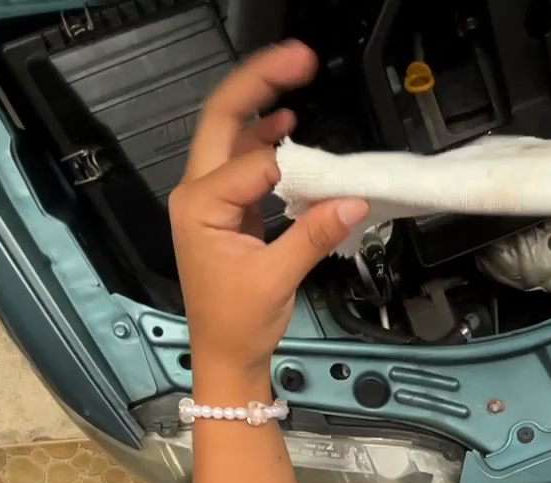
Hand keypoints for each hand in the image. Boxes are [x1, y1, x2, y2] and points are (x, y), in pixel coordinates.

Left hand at [169, 42, 367, 375]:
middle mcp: (198, 194)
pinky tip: (286, 130)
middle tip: (297, 59)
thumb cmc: (238, 324)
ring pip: (232, 139)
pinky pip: (245, 167)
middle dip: (259, 85)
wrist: (225, 356)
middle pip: (223, 121)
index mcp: (200, 205)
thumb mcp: (277, 280)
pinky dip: (267, 146)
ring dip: (262, 109)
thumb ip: (314, 235)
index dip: (294, 162)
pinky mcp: (228, 214)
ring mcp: (211, 202)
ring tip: (295, 80)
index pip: (252, 163)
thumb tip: (352, 201)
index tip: (334, 171)